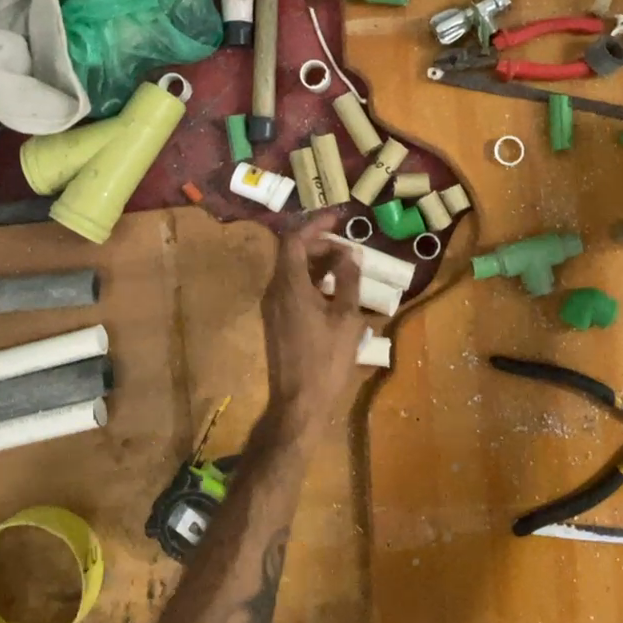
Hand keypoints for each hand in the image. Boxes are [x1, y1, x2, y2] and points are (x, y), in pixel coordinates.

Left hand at [260, 215, 365, 439]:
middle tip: (348, 247)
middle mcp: (274, 291)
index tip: (338, 219)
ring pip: (291, 271)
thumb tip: (350, 254)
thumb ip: (347, 281)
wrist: (298, 403)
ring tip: (345, 267)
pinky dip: (310, 280)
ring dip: (316, 262)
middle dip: (319, 243)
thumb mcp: (346, 318)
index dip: (315, 225)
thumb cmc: (325, 360)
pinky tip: (333, 291)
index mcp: (289, 286)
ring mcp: (272, 307)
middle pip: (291, 253)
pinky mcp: (276, 321)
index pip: (294, 240)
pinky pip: (291, 288)